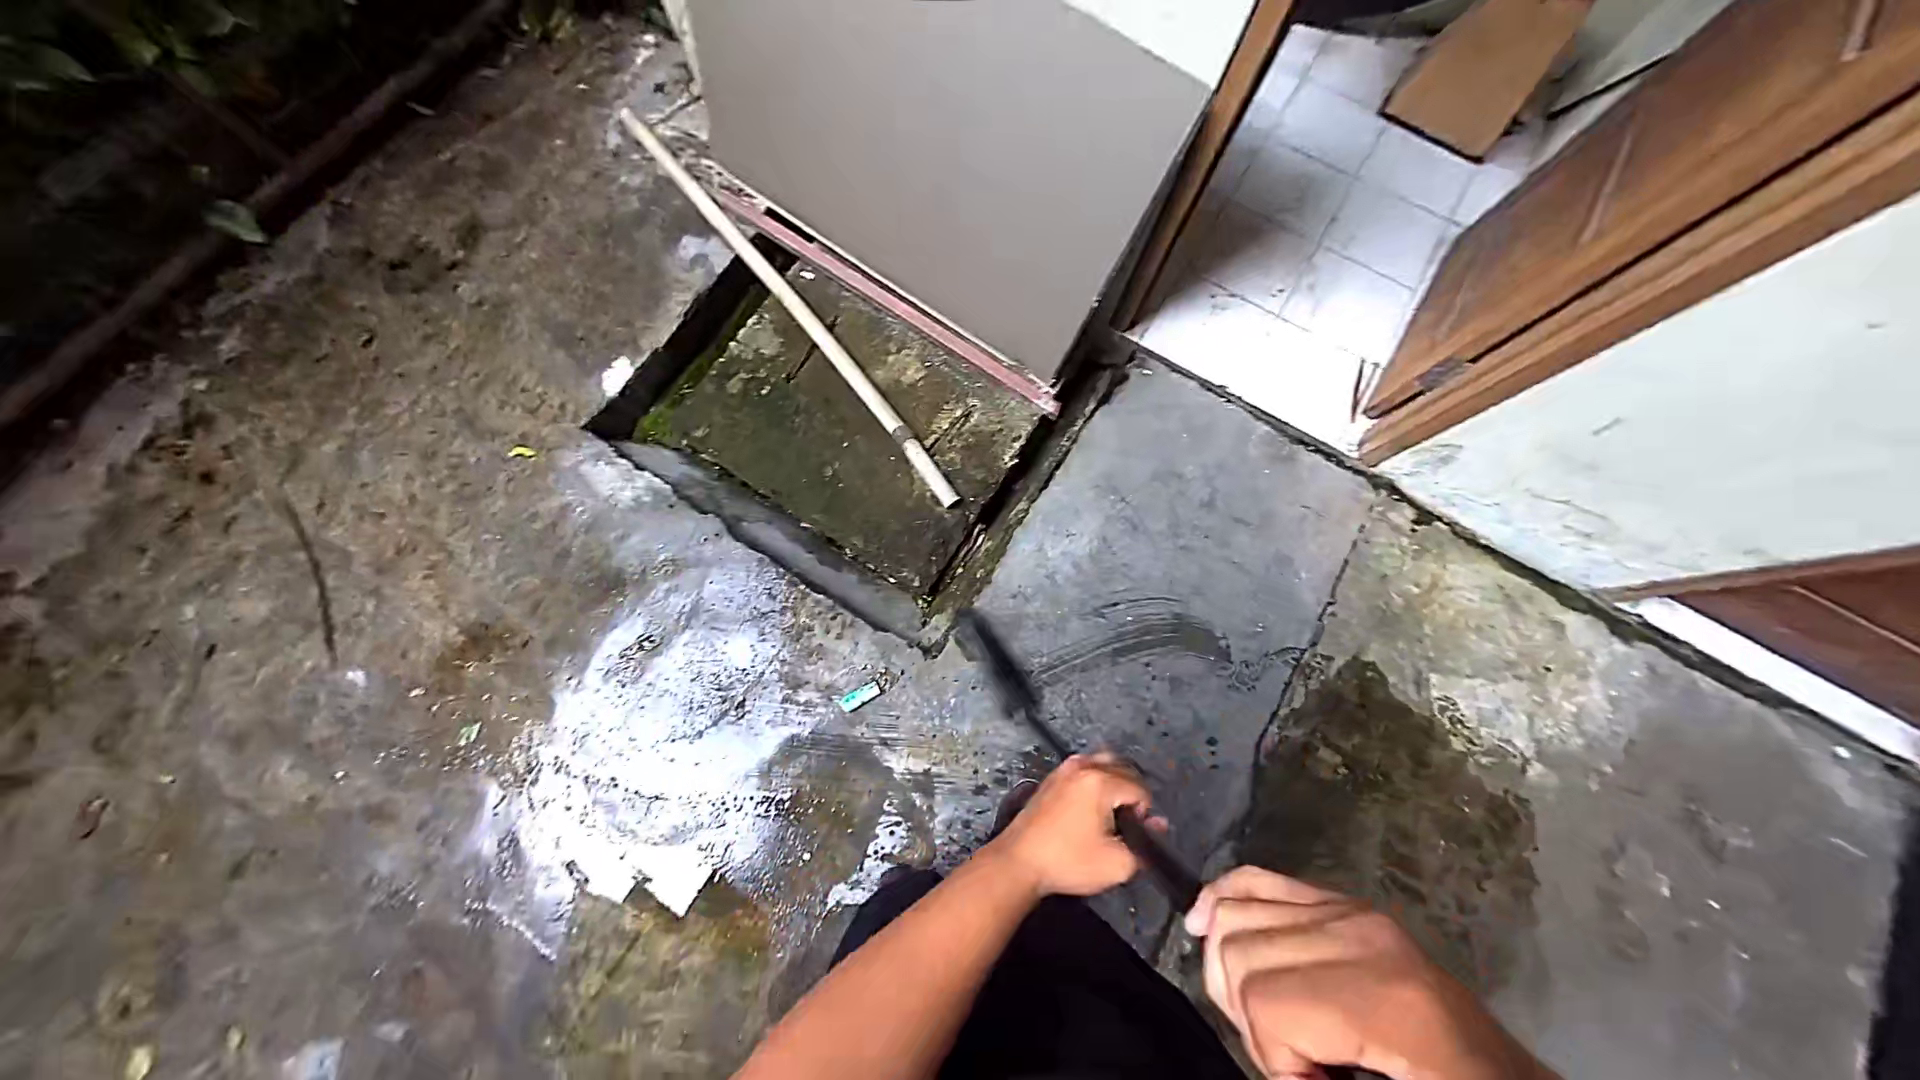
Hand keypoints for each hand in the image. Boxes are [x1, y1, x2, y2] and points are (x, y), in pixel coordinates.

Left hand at [983, 753, 1155, 897]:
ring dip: (1114, 782)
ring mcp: (1064, 769)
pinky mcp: (1052, 777)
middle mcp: (1082, 767)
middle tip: (1128, 822)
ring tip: (1111, 813)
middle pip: (1123, 768)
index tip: (1135, 833)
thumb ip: (1144, 846)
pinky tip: (1090, 807)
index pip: (1140, 789)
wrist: (1020, 861)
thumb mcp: (1116, 864)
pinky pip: (1084, 768)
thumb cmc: (1068, 861)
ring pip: (1102, 763)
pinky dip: (1095, 780)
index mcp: (1100, 782)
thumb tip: (1156, 824)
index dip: (1145, 813)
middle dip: (1132, 793)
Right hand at [1186, 867, 1553, 1079]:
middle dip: (1242, 1013)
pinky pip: (1255, 880)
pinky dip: (1220, 899)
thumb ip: (1303, 1075)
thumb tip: (1265, 1048)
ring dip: (1228, 969)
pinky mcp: (1338, 901)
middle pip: (1241, 953)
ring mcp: (1345, 908)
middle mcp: (1357, 934)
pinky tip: (1203, 924)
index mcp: (1384, 999)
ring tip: (1260, 1014)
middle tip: (1282, 1054)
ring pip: (1235, 914)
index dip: (1271, 1058)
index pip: (1266, 1003)